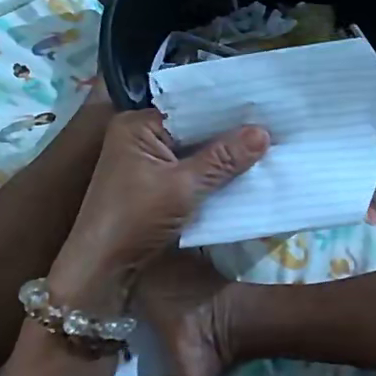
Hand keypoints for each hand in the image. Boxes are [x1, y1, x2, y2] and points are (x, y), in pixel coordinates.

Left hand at [47, 110, 268, 310]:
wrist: (101, 270)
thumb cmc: (134, 220)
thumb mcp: (184, 186)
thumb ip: (224, 158)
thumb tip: (264, 132)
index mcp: (137, 125)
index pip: (191, 106)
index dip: (227, 107)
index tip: (265, 105)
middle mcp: (140, 135)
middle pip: (194, 126)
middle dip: (229, 130)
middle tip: (274, 122)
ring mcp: (147, 160)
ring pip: (195, 148)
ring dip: (224, 151)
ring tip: (268, 141)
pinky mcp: (155, 182)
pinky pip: (191, 166)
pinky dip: (213, 169)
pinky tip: (244, 167)